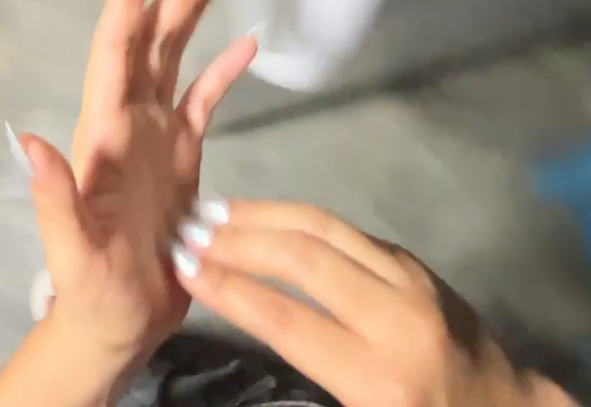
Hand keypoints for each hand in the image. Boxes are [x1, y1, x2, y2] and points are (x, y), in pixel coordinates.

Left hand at [11, 0, 257, 364]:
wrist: (119, 319)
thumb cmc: (90, 289)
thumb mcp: (70, 251)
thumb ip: (53, 199)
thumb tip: (28, 140)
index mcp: (102, 127)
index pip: (114, 49)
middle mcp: (127, 116)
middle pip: (150, 40)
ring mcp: (156, 131)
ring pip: (176, 57)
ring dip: (194, 14)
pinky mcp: (183, 151)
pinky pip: (205, 98)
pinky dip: (224, 69)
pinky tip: (248, 42)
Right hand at [172, 201, 576, 406]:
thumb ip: (307, 370)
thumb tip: (242, 310)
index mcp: (383, 378)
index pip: (288, 322)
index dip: (230, 291)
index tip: (183, 267)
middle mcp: (396, 317)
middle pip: (303, 259)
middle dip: (237, 242)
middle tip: (187, 231)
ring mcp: (407, 277)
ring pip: (320, 226)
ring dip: (258, 215)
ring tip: (211, 211)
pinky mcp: (408, 257)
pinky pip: (339, 225)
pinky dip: (288, 215)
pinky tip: (257, 215)